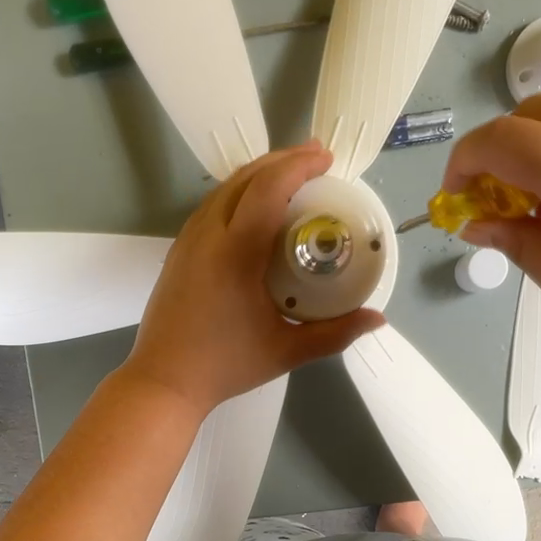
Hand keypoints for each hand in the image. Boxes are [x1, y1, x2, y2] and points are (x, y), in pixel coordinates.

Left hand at [122, 143, 383, 412]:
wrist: (163, 381)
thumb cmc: (226, 366)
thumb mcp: (286, 351)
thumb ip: (334, 333)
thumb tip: (377, 318)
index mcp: (235, 254)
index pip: (267, 189)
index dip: (298, 166)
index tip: (327, 159)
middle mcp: (207, 236)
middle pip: (245, 178)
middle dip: (282, 160)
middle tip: (316, 159)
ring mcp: (187, 241)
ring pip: (223, 189)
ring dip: (258, 174)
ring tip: (290, 175)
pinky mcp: (178, 253)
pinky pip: (211, 207)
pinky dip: (238, 193)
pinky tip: (254, 207)